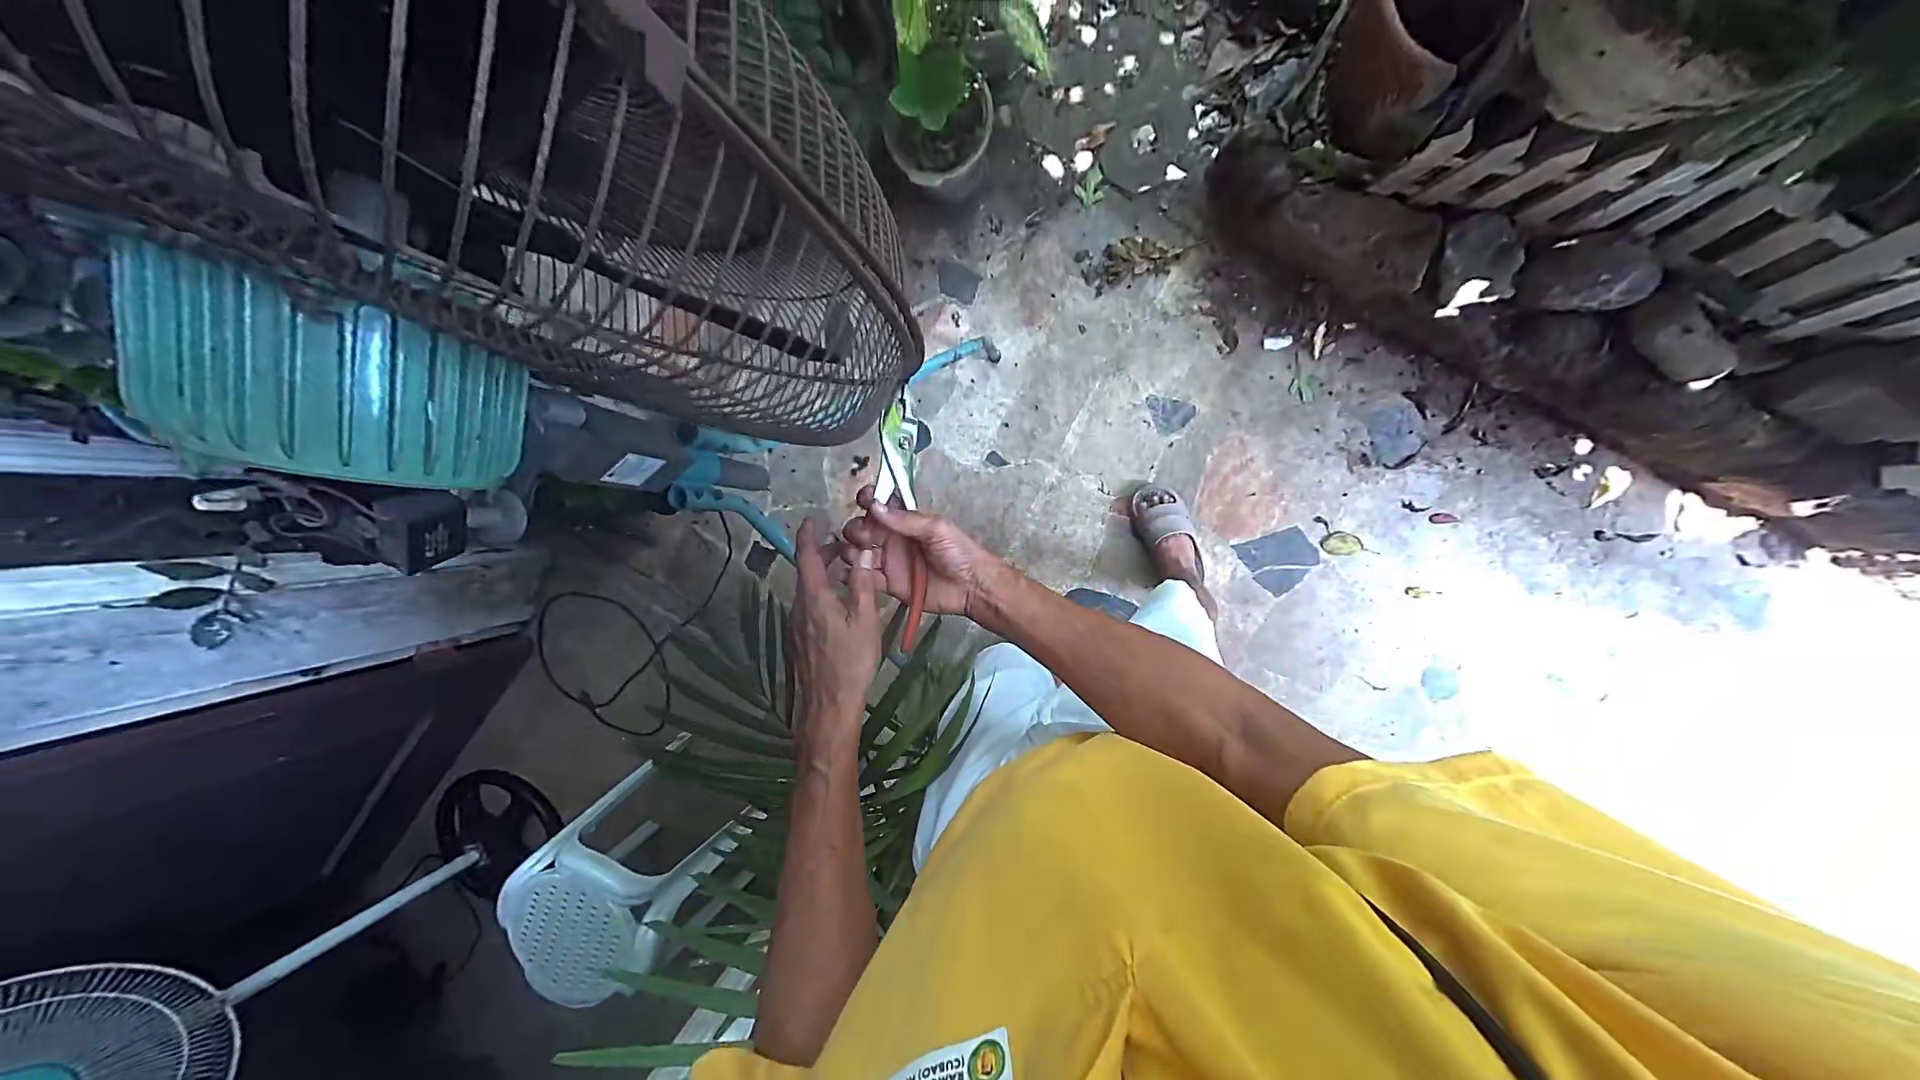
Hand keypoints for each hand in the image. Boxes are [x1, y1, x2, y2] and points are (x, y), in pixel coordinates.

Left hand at [789, 517, 881, 763]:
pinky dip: (821, 594)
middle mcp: (799, 607)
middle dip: (822, 554)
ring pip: (807, 590)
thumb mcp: (865, 621)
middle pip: (806, 571)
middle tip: (845, 548)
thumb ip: (862, 584)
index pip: (805, 555)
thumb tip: (862, 552)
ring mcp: (796, 625)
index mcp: (814, 597)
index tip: (815, 519)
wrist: (828, 706)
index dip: (809, 534)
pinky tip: (840, 604)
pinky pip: (808, 606)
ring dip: (823, 575)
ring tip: (848, 574)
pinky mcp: (798, 640)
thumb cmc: (851, 663)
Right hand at [837, 485, 1004, 620]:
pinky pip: (864, 578)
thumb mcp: (936, 528)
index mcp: (903, 521)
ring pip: (857, 552)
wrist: (971, 586)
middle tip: (866, 538)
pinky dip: (852, 574)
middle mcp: (892, 539)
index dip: (867, 500)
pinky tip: (849, 572)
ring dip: (850, 550)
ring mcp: (888, 562)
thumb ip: (905, 519)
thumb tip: (875, 506)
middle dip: (856, 529)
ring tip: (860, 556)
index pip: (878, 506)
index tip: (864, 500)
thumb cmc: (959, 552)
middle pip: (861, 528)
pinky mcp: (887, 584)